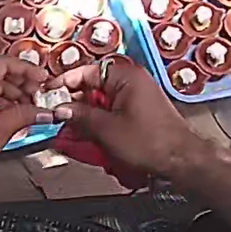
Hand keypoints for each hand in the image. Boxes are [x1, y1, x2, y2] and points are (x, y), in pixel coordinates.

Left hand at [0, 57, 50, 188]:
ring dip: (12, 97)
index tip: (43, 79)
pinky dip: (0, 104)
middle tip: (39, 98)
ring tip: (30, 110)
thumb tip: (44, 111)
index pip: (3, 63)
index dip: (27, 71)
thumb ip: (24, 115)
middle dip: (21, 86)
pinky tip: (15, 114)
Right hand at [47, 60, 224, 179]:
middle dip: (74, 103)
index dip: (65, 82)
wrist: (181, 161)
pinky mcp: (138, 113)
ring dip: (85, 116)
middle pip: (93, 87)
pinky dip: (98, 123)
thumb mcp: (106, 129)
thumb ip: (80, 116)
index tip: (49, 93)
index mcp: (126, 76)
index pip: (87, 71)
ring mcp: (136, 97)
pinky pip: (111, 112)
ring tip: (69, 132)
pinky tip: (87, 137)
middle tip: (57, 117)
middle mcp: (132, 82)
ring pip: (101, 102)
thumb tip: (60, 109)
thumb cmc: (151, 142)